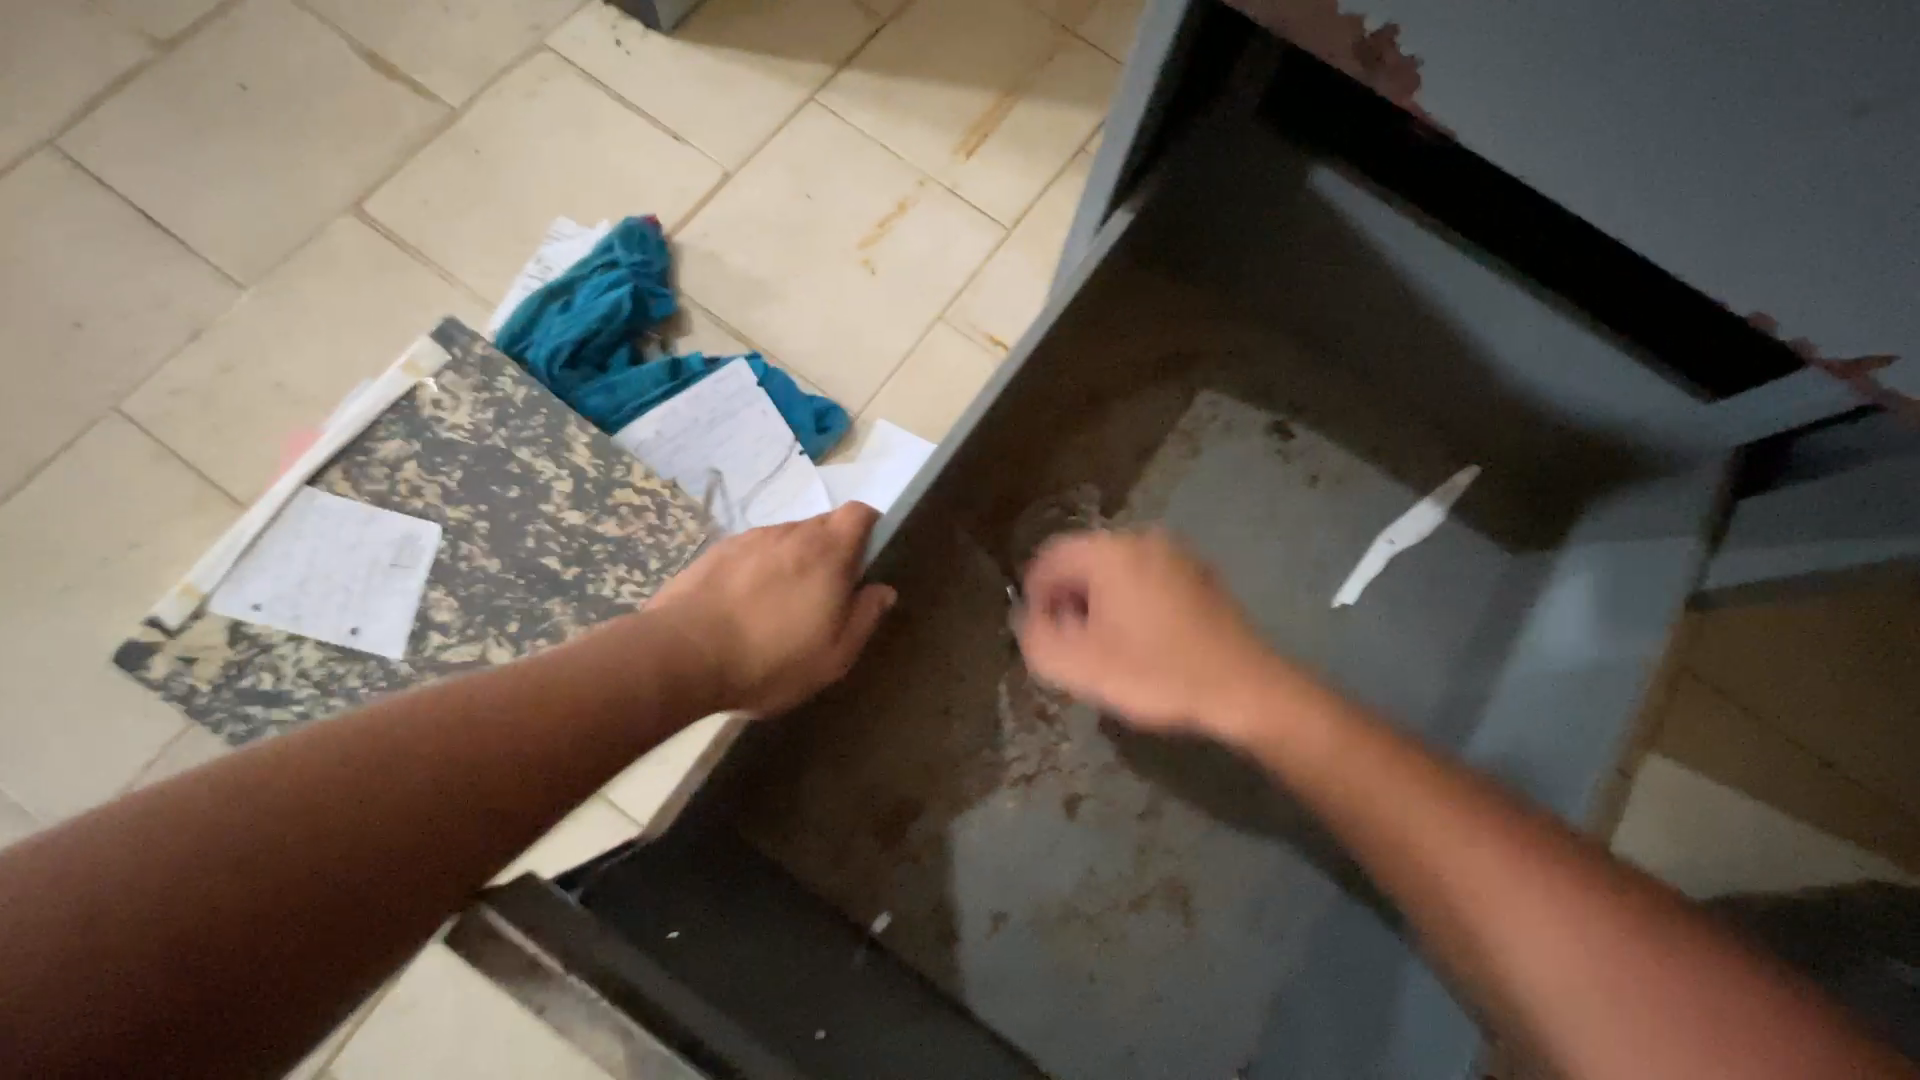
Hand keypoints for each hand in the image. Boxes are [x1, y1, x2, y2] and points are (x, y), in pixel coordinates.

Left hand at [646, 503, 896, 715]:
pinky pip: (750, 554)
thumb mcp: (834, 656)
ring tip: (777, 607)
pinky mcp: (714, 553)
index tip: (865, 558)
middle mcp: (790, 533)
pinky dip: (756, 571)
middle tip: (822, 596)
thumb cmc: (771, 659)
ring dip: (790, 562)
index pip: (859, 513)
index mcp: (827, 552)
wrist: (682, 655)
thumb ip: (865, 617)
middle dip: (829, 552)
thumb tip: (883, 590)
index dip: (868, 527)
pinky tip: (742, 608)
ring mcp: (748, 539)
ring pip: (783, 540)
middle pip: (821, 526)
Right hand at [1014, 528, 1296, 741]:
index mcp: (1110, 552)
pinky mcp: (1201, 576)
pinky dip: (1132, 604)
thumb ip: (1037, 639)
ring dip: (1100, 604)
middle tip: (1071, 646)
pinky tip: (1143, 643)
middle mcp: (1142, 539)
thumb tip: (1030, 621)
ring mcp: (1177, 555)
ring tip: (1106, 649)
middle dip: (1068, 601)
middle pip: (1083, 562)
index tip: (1040, 635)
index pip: (1048, 558)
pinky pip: (1147, 580)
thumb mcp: (1081, 667)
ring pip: (1116, 572)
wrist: (1245, 690)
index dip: (1034, 596)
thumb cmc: (1157, 674)